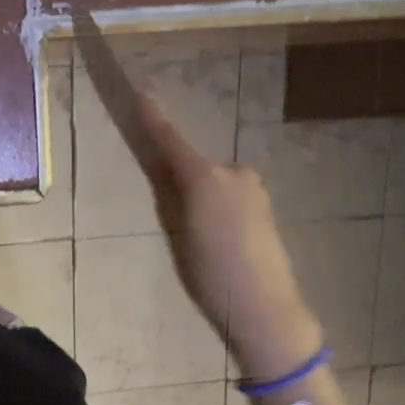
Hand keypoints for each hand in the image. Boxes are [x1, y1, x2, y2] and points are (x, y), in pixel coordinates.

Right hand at [125, 96, 323, 377]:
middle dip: (176, 181)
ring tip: (192, 242)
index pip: (172, 143)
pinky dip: (213, 211)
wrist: (263, 310)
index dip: (154, 122)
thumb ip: (167, 192)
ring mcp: (253, 191)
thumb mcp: (177, 233)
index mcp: (208, 177)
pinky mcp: (264, 210)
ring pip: (211, 185)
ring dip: (197, 200)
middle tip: (166, 217)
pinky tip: (214, 247)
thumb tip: (159, 163)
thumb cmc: (211, 274)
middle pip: (193, 167)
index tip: (140, 95)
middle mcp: (234, 173)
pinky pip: (226, 200)